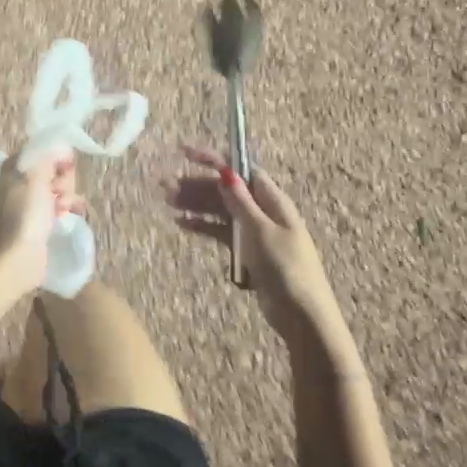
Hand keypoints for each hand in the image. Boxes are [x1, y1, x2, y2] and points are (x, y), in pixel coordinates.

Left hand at [0, 147, 86, 288]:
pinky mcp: (40, 222)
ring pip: (59, 189)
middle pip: (53, 170)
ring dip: (67, 196)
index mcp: (14, 169)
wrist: (17, 260)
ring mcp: (30, 204)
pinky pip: (59, 207)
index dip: (57, 158)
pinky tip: (71, 216)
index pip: (42, 151)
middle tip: (58, 193)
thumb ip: (46, 158)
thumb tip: (58, 147)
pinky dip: (67, 209)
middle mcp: (20, 183)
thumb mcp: (34, 179)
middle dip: (63, 180)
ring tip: (63, 209)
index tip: (63, 168)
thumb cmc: (24, 217)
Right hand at [163, 144, 336, 335]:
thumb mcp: (262, 231)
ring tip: (167, 201)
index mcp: (272, 201)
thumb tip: (227, 171)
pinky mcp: (247, 252)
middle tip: (165, 184)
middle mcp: (263, 211)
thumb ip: (242, 202)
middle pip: (226, 190)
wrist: (300, 313)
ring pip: (220, 210)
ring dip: (195, 204)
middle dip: (197, 183)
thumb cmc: (285, 267)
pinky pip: (221, 232)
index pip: (240, 170)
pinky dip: (203, 226)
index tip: (185, 152)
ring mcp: (254, 232)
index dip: (214, 159)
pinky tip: (182, 224)